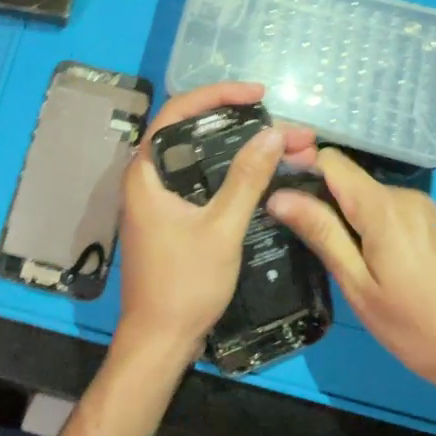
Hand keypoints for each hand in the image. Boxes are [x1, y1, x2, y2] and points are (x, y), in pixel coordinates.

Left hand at [115, 82, 317, 356]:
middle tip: (288, 129)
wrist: (160, 341)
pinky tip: (267, 175)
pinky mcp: (173, 216)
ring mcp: (159, 198)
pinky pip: (204, 181)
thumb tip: (273, 134)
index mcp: (145, 172)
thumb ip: (246, 179)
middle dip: (243, 126)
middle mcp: (148, 177)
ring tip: (290, 149)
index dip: (218, 95)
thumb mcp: (221, 228)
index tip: (259, 95)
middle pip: (194, 133)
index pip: (179, 113)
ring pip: (203, 159)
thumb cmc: (184, 284)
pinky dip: (235, 175)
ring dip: (244, 151)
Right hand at [267, 147, 435, 402]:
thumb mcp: (360, 287)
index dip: (302, 168)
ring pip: (378, 203)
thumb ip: (321, 234)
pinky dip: (384, 233)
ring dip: (357, 223)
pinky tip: (391, 273)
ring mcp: (435, 213)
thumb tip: (279, 195)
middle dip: (328, 206)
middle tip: (312, 248)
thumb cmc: (420, 329)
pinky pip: (403, 218)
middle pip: (354, 184)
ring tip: (351, 267)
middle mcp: (410, 198)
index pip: (331, 160)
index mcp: (384, 207)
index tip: (280, 194)